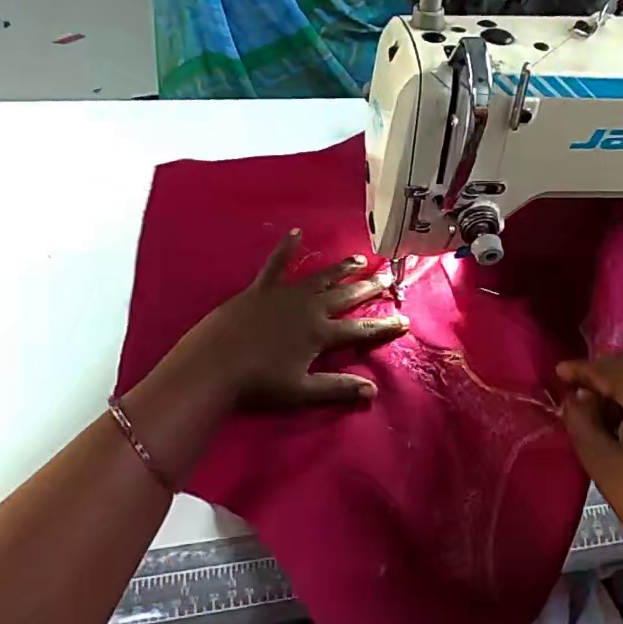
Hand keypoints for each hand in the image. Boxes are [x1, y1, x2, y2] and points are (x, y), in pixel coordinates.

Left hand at [156, 231, 410, 407]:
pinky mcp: (261, 287)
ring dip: (341, 267)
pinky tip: (296, 232)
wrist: (216, 363)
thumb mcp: (301, 390)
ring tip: (360, 258)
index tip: (405, 320)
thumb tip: (373, 391)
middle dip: (369, 287)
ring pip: (320, 276)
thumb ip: (337, 388)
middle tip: (388, 278)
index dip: (385, 326)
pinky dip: (287, 247)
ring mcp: (285, 293)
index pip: (361, 329)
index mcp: (320, 333)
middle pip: (345, 295)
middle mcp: (308, 307)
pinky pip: (277, 263)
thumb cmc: (259, 382)